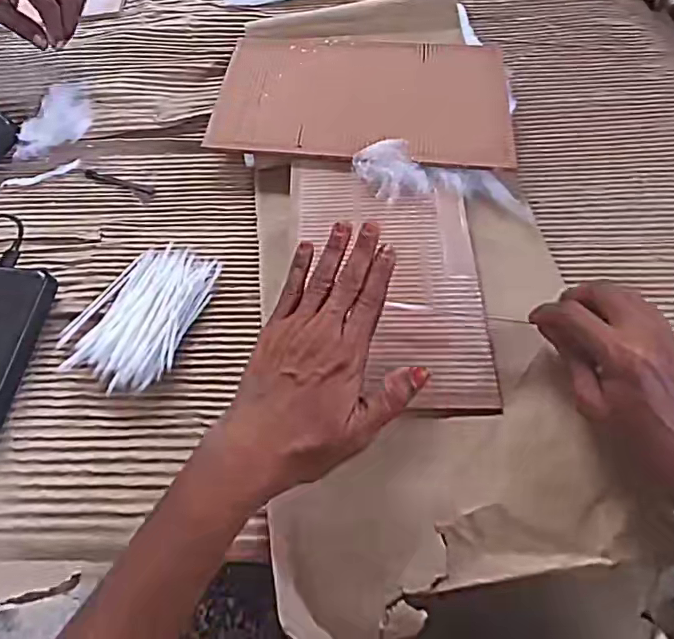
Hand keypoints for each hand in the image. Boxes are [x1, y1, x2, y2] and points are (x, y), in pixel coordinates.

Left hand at [0, 0, 86, 50]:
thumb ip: (21, 26)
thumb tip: (42, 41)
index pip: (50, 4)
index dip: (55, 27)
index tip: (54, 43)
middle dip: (69, 24)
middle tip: (61, 41)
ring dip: (72, 18)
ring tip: (62, 34)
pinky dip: (70, 10)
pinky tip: (62, 22)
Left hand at [196, 222, 427, 505]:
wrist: (253, 447)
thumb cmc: (304, 443)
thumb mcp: (359, 430)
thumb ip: (392, 398)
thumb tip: (420, 373)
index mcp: (347, 355)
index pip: (370, 304)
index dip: (381, 274)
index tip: (389, 252)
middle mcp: (323, 334)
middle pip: (348, 283)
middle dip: (362, 252)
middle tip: (371, 227)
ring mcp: (296, 329)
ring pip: (320, 280)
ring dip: (333, 251)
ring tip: (342, 227)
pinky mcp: (273, 331)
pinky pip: (289, 291)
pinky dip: (299, 268)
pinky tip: (306, 250)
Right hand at [530, 281, 673, 492]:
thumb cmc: (643, 441)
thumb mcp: (593, 404)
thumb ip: (571, 359)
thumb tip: (554, 331)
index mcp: (619, 354)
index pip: (573, 314)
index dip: (549, 312)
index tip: (539, 318)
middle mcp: (642, 335)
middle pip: (599, 290)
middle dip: (573, 297)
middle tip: (559, 314)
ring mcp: (661, 333)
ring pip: (622, 290)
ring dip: (596, 296)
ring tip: (581, 314)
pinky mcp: (672, 338)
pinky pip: (641, 303)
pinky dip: (619, 303)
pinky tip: (609, 320)